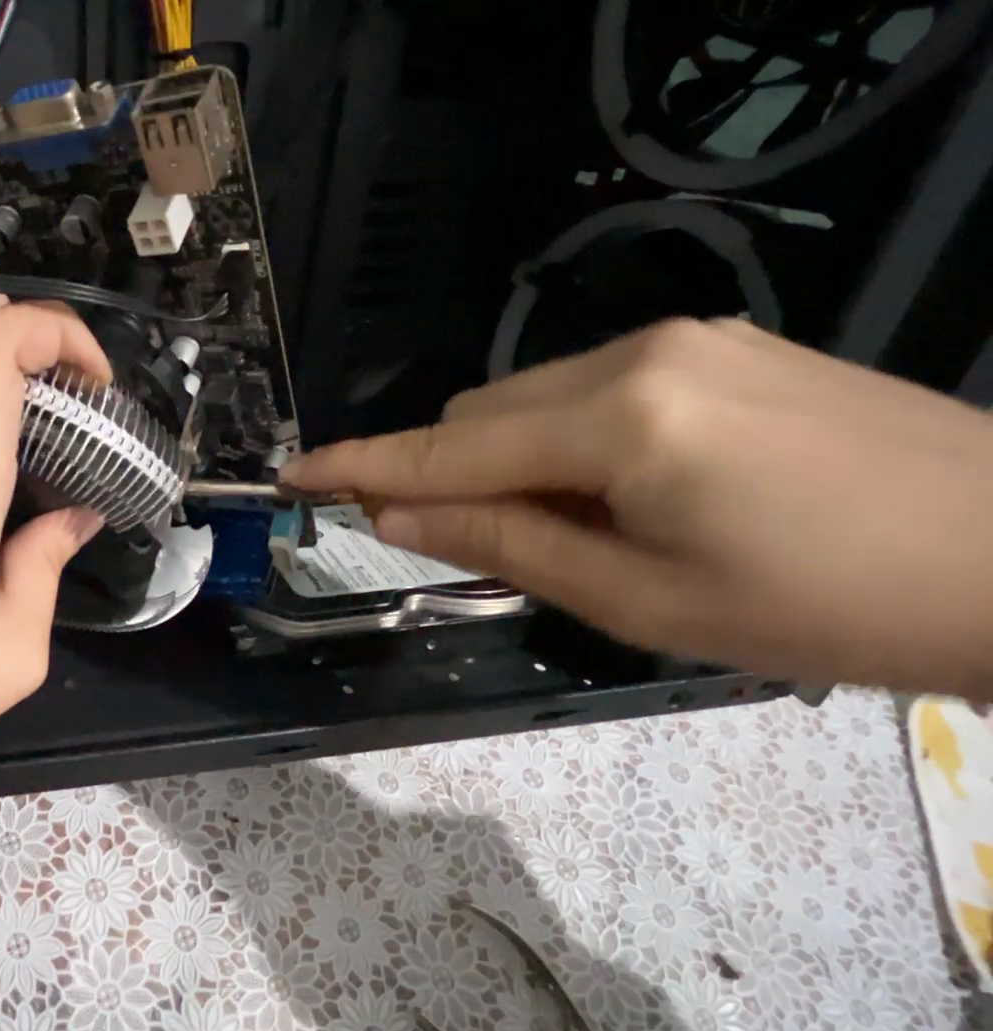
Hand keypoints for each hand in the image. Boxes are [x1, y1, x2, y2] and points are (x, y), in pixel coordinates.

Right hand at [282, 318, 992, 696]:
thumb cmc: (824, 608)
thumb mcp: (639, 600)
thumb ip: (501, 542)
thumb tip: (389, 514)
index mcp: (619, 420)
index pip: (446, 448)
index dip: (358, 465)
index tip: (289, 474)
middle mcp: (637, 353)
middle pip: (479, 414)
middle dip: (453, 476)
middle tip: (497, 548)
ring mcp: (685, 338)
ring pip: (529, 399)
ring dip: (512, 460)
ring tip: (590, 526)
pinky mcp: (720, 344)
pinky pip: (590, 387)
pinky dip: (566, 439)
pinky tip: (636, 487)